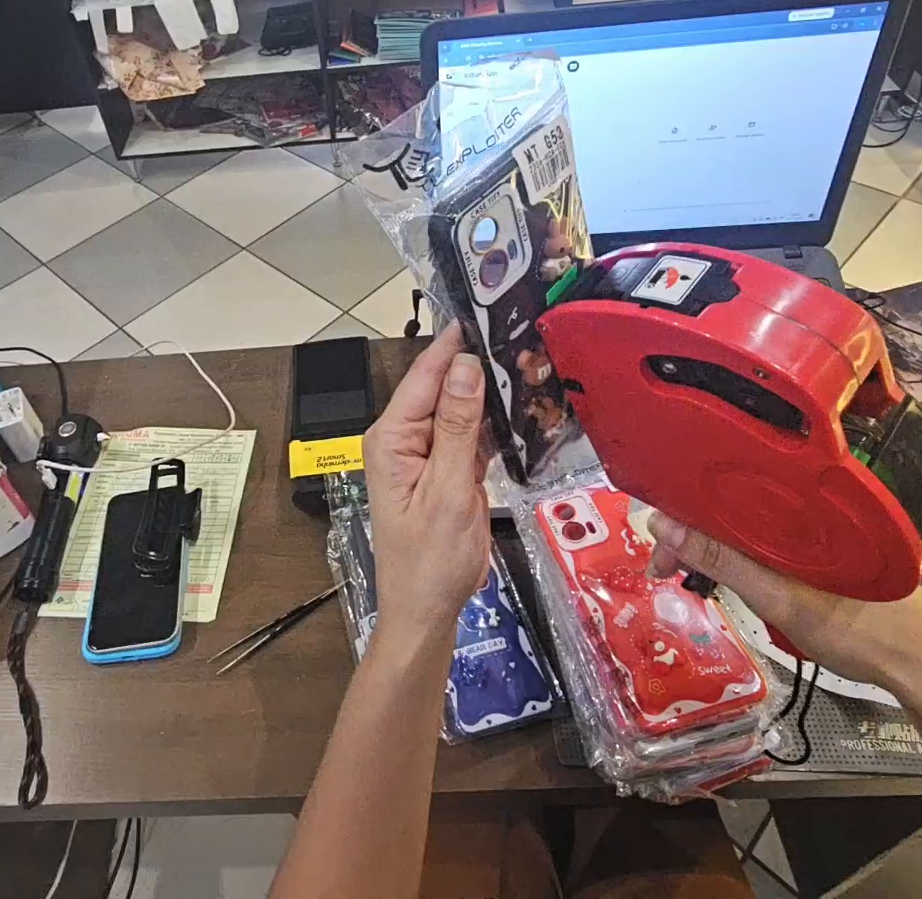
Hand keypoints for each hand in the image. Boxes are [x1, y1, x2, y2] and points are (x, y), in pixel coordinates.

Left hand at [362, 326, 492, 646]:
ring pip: (460, 408)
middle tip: (521, 333)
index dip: (454, 344)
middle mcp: (404, 438)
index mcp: (391, 438)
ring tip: (529, 362)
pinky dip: (493, 424)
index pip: (424, 376)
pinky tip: (521, 408)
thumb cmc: (429, 562)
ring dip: (490, 392)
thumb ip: (458, 428)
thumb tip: (466, 369)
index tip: (485, 311)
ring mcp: (426, 452)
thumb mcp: (448, 492)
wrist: (427, 610)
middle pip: (443, 387)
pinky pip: (470, 434)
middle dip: (478, 364)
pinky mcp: (446, 467)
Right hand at [643, 510, 921, 693]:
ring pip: (745, 527)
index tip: (655, 543)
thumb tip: (662, 524)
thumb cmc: (861, 632)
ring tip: (685, 574)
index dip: (682, 511)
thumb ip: (722, 560)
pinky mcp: (817, 555)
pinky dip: (735, 557)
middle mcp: (805, 510)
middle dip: (689, 533)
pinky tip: (722, 574)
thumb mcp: (781, 598)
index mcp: (799, 504)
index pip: (725, 490)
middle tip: (662, 570)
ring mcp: (813, 534)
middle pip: (731, 508)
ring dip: (709, 546)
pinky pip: (762, 544)